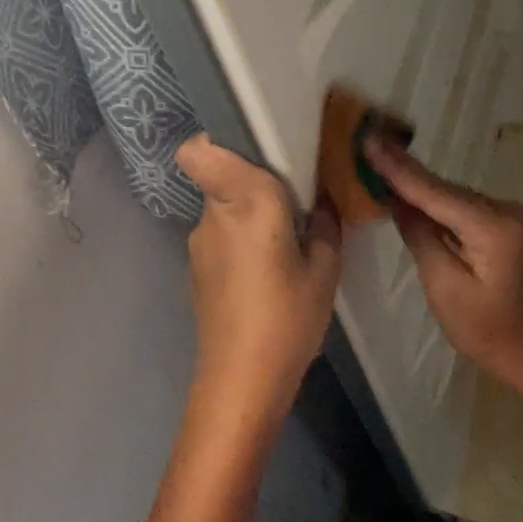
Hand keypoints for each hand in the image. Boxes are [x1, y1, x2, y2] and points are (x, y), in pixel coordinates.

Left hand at [176, 134, 341, 428]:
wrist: (241, 379)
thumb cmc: (288, 319)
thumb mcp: (325, 271)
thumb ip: (325, 225)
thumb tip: (321, 202)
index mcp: (244, 202)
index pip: (200, 150)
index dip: (218, 142)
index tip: (258, 152)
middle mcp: (213, 214)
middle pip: (221, 176)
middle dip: (253, 180)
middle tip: (295, 200)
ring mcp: (200, 243)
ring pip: (223, 207)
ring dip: (250, 214)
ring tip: (288, 241)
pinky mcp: (197, 268)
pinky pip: (221, 235)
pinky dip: (242, 240)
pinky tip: (268, 270)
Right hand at [364, 138, 522, 393]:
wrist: (520, 346)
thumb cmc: (479, 325)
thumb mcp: (441, 282)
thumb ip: (418, 233)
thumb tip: (393, 197)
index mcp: (492, 225)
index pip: (435, 192)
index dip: (398, 168)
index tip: (369, 140)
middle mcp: (504, 209)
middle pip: (442, 188)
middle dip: (402, 170)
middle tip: (364, 143)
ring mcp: (504, 213)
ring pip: (447, 194)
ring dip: (412, 182)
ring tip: (372, 157)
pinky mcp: (497, 222)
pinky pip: (455, 205)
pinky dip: (428, 199)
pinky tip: (400, 186)